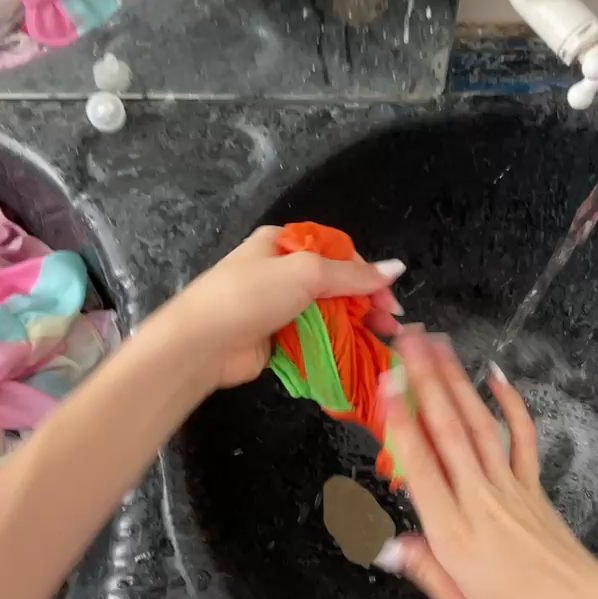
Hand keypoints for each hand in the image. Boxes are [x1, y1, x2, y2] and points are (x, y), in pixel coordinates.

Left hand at [157, 225, 403, 388]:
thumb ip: (352, 274)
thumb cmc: (250, 296)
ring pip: (326, 313)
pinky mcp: (275, 338)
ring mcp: (277, 307)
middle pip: (335, 285)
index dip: (367, 273)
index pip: (338, 253)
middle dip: (365, 303)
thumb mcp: (305, 273)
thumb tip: (396, 267)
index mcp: (282, 243)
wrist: (201, 344)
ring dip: (354, 327)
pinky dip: (333, 345)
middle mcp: (280, 271)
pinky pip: (312, 338)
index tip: (389, 298)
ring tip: (380, 342)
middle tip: (390, 325)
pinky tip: (355, 355)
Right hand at [375, 328, 597, 598]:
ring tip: (437, 345)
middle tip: (408, 341)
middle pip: (448, 430)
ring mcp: (510, 485)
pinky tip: (494, 375)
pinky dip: (510, 403)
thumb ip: (426, 574)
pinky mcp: (533, 483)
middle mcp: (479, 498)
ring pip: (479, 424)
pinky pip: (522, 436)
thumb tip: (388, 545)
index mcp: (455, 533)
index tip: (386, 382)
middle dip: (425, 381)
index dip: (401, 421)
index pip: (421, 467)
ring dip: (456, 380)